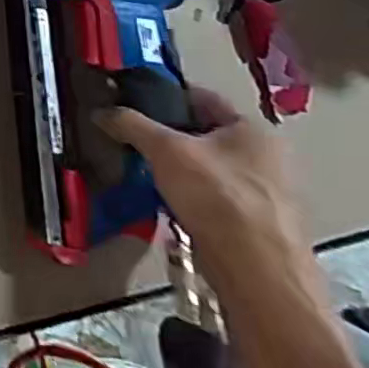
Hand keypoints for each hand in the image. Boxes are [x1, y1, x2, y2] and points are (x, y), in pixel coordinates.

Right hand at [97, 88, 316, 300]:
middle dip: (164, 135)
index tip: (128, 101)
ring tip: (142, 170)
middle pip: (201, 132)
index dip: (162, 95)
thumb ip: (130, 124)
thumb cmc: (217, 198)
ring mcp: (264, 191)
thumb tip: (102, 112)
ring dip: (173, 166)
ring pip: (204, 165)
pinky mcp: (255, 220)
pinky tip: (165, 200)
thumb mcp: (164, 150)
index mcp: (253, 129)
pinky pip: (211, 194)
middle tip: (130, 138)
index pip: (200, 96)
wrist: (258, 272)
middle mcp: (266, 155)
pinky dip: (186, 193)